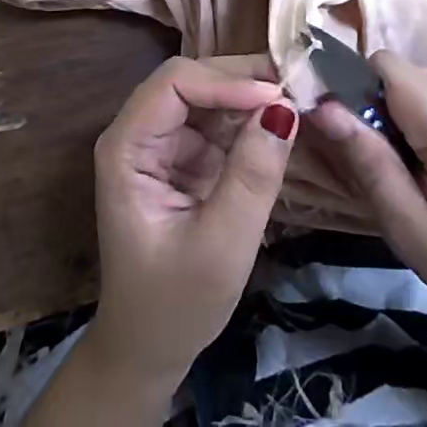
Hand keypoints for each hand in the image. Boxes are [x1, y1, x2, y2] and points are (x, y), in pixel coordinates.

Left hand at [86, 55, 297, 377]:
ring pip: (209, 94)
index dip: (225, 81)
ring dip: (252, 95)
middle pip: (191, 80)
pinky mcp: (186, 157)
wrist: (151, 346)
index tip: (277, 99)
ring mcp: (163, 143)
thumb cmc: (175, 304)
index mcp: (127, 149)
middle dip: (243, 80)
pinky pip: (221, 121)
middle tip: (299, 87)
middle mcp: (140, 134)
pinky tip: (283, 124)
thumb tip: (285, 110)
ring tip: (299, 100)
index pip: (174, 84)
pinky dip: (252, 118)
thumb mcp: (221, 246)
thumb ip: (252, 176)